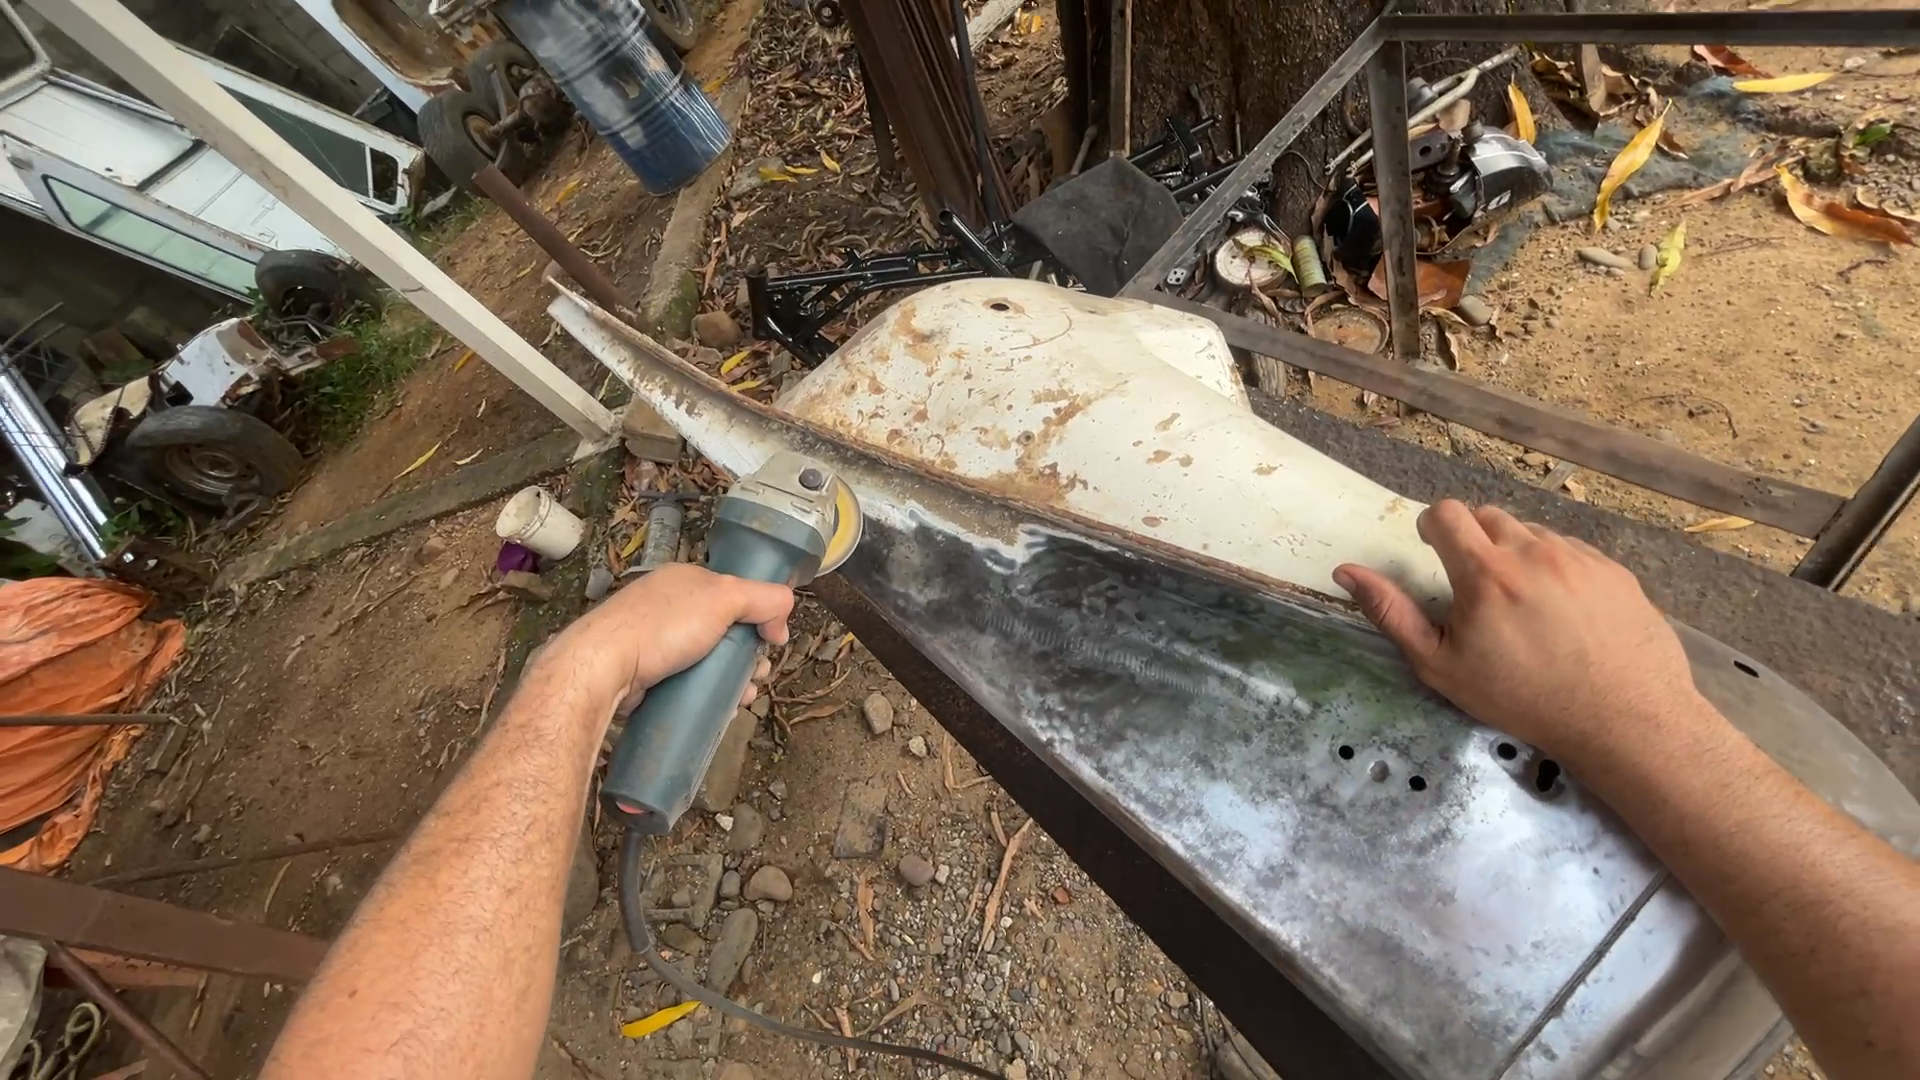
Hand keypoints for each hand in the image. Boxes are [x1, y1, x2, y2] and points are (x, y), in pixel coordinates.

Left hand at [534, 564, 793, 716]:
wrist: (602, 667)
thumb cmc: (665, 626)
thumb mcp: (727, 597)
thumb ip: (766, 599)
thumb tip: (782, 624)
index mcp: (688, 580)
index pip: (738, 593)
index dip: (760, 616)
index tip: (771, 642)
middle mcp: (672, 605)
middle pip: (728, 629)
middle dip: (751, 654)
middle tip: (758, 675)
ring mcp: (658, 640)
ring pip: (711, 658)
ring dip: (735, 678)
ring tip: (744, 698)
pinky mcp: (648, 672)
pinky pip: (690, 680)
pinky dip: (710, 692)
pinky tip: (722, 706)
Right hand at [1333, 500, 1703, 760]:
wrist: (1626, 721)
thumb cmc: (1520, 696)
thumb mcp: (1438, 663)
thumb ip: (1390, 612)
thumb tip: (1345, 571)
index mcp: (1485, 573)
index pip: (1447, 513)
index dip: (1430, 525)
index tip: (1431, 549)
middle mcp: (1534, 553)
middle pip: (1487, 516)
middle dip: (1470, 538)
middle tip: (1472, 582)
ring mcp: (1581, 559)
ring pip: (1531, 532)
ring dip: (1512, 551)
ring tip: (1518, 598)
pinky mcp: (1617, 572)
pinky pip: (1571, 550)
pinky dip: (1553, 566)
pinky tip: (1558, 608)